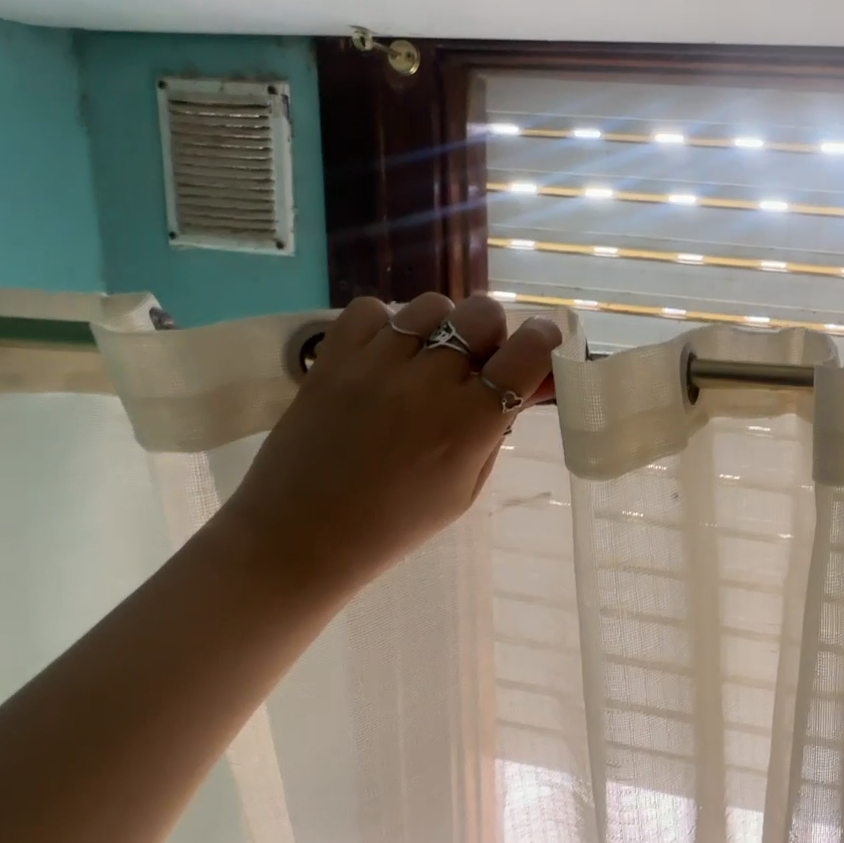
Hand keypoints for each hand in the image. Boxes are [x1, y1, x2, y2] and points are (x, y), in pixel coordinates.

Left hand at [215, 292, 559, 592]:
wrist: (299, 536)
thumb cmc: (397, 522)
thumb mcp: (467, 484)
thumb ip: (498, 428)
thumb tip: (530, 385)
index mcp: (470, 423)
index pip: (528, 352)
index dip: (544, 339)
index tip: (541, 345)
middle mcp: (429, 384)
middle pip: (483, 314)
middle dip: (492, 332)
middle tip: (477, 363)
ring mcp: (376, 366)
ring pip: (432, 306)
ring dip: (442, 326)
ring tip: (427, 357)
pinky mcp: (332, 359)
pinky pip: (371, 310)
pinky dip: (385, 324)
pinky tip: (384, 355)